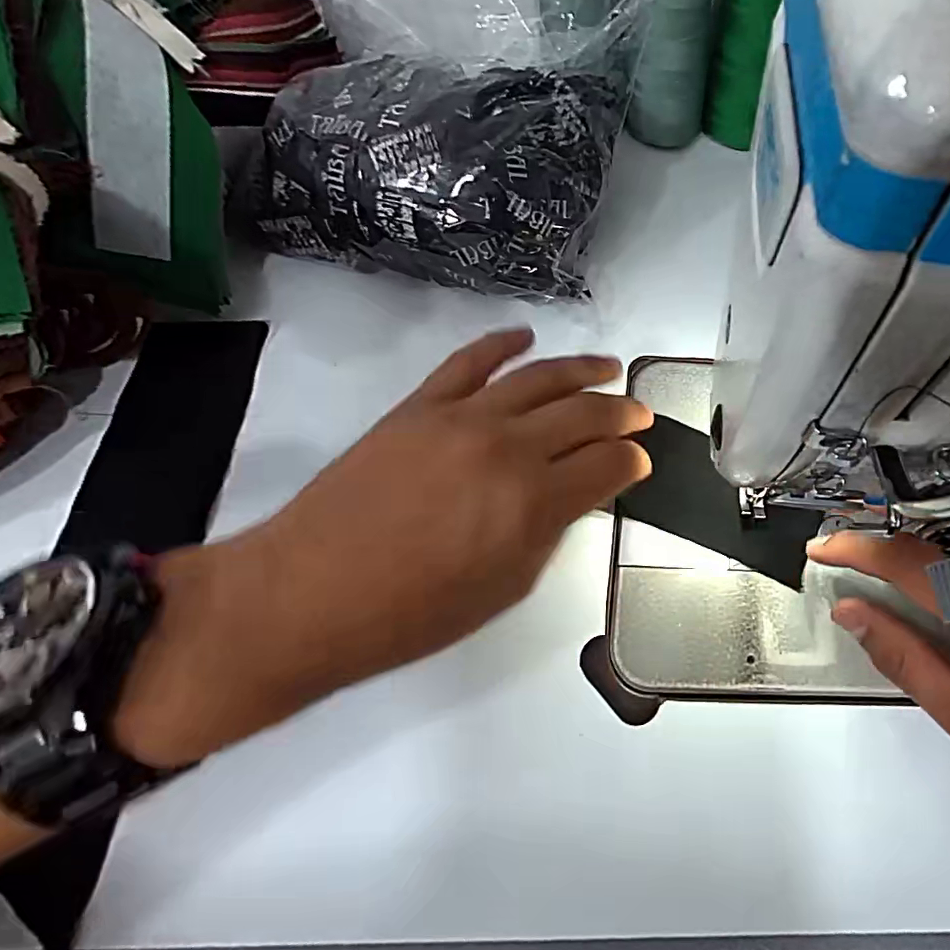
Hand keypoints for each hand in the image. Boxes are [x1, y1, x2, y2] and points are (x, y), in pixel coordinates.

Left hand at [116, 329, 653, 764]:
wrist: (308, 595)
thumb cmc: (415, 611)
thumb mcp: (508, 585)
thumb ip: (551, 530)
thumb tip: (573, 494)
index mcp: (535, 502)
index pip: (608, 465)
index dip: (633, 461)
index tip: (641, 462)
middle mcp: (509, 448)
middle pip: (586, 414)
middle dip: (623, 414)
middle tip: (641, 414)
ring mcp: (462, 417)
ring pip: (540, 377)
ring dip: (584, 369)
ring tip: (610, 367)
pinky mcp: (420, 405)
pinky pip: (469, 361)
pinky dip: (502, 344)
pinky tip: (526, 338)